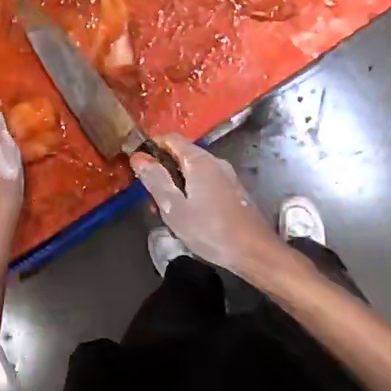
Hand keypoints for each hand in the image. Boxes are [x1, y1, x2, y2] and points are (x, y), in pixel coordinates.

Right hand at [130, 135, 285, 276]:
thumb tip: (138, 157)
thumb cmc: (210, 230)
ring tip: (166, 212)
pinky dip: (190, 192)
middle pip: (181, 155)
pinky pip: (205, 183)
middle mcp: (215, 162)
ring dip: (175, 185)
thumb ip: (155, 179)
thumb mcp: (174, 207)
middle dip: (162, 171)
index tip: (136, 166)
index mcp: (199, 160)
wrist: (254, 252)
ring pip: (193, 171)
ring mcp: (227, 176)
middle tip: (150, 199)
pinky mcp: (233, 191)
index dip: (150, 147)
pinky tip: (187, 216)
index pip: (170, 138)